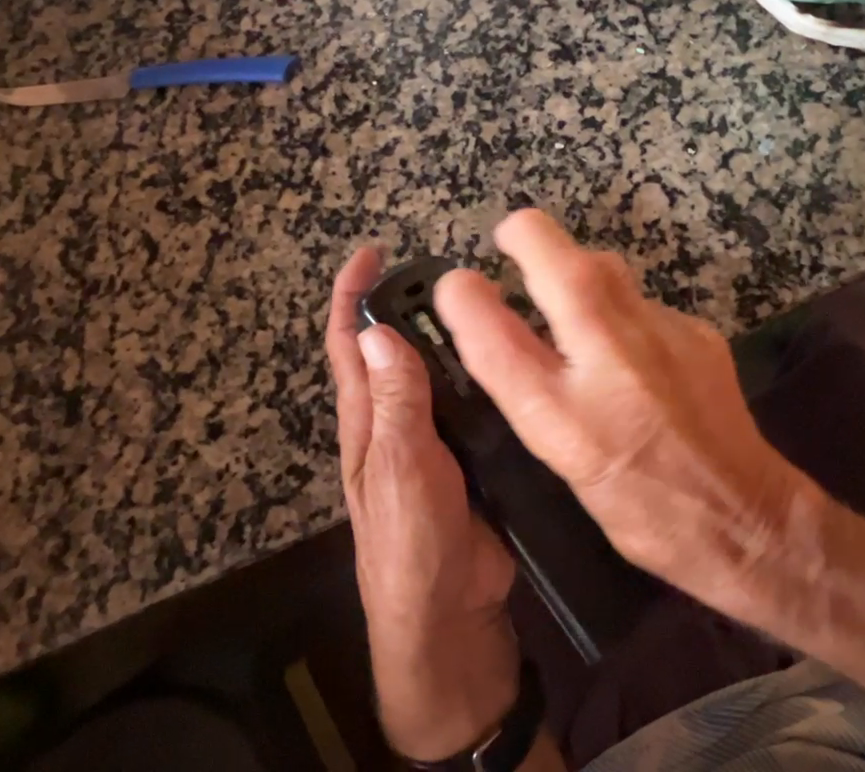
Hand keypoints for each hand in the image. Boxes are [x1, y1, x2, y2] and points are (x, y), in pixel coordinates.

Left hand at [327, 248, 520, 761]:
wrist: (451, 612)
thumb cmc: (411, 544)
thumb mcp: (400, 469)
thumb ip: (396, 404)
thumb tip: (379, 332)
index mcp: (367, 419)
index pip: (351, 343)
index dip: (353, 296)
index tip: (369, 253)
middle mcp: (396, 420)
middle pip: (393, 349)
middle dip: (405, 302)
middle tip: (446, 268)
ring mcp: (433, 439)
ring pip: (436, 373)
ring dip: (448, 334)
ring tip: (486, 301)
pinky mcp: (471, 456)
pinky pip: (473, 403)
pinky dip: (483, 372)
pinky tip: (513, 358)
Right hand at [433, 211, 810, 603]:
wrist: (741, 516)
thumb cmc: (641, 511)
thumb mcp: (564, 464)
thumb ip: (530, 394)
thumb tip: (505, 332)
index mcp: (564, 416)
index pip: (495, 334)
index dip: (464, 298)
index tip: (457, 284)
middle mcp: (611, 365)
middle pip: (560, 265)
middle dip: (525, 235)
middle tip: (509, 238)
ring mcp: (663, 338)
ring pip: (606, 269)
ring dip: (573, 266)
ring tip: (562, 288)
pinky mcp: (697, 332)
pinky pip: (642, 301)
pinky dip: (621, 308)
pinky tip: (628, 343)